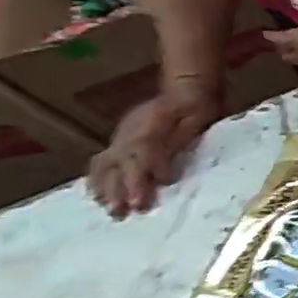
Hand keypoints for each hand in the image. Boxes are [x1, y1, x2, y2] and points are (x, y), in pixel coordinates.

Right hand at [86, 78, 221, 217]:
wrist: (186, 87)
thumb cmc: (197, 103)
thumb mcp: (199, 115)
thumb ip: (183, 135)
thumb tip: (171, 156)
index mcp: (151, 122)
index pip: (145, 148)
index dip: (153, 166)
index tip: (167, 180)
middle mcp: (130, 131)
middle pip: (120, 162)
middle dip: (124, 187)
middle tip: (130, 209)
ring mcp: (120, 136)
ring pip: (105, 165)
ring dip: (107, 189)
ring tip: (113, 210)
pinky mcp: (118, 142)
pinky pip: (100, 163)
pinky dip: (98, 181)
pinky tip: (99, 197)